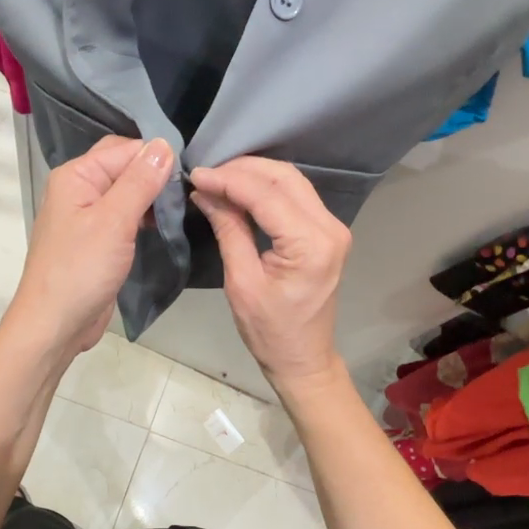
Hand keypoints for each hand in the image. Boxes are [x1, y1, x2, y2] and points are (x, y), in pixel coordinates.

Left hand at [7, 135, 172, 354]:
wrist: (55, 324)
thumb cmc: (80, 270)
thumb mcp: (114, 221)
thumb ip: (139, 182)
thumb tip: (164, 145)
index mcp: (76, 176)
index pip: (124, 149)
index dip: (155, 156)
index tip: (188, 174)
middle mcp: (79, 191)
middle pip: (124, 169)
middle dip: (154, 176)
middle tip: (188, 192)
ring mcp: (87, 218)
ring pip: (127, 195)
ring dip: (151, 200)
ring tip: (181, 210)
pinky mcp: (97, 244)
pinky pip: (124, 220)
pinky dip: (143, 220)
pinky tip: (163, 228)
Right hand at [189, 157, 351, 387]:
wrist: (302, 359)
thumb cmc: (271, 332)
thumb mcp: (242, 283)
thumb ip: (229, 231)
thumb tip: (206, 192)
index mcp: (311, 244)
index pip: (266, 195)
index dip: (228, 180)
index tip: (195, 175)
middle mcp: (330, 228)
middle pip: (284, 178)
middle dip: (242, 169)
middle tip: (205, 174)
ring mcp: (333, 228)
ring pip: (291, 182)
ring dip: (254, 176)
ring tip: (218, 180)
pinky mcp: (327, 233)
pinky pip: (296, 197)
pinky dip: (267, 189)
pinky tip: (240, 191)